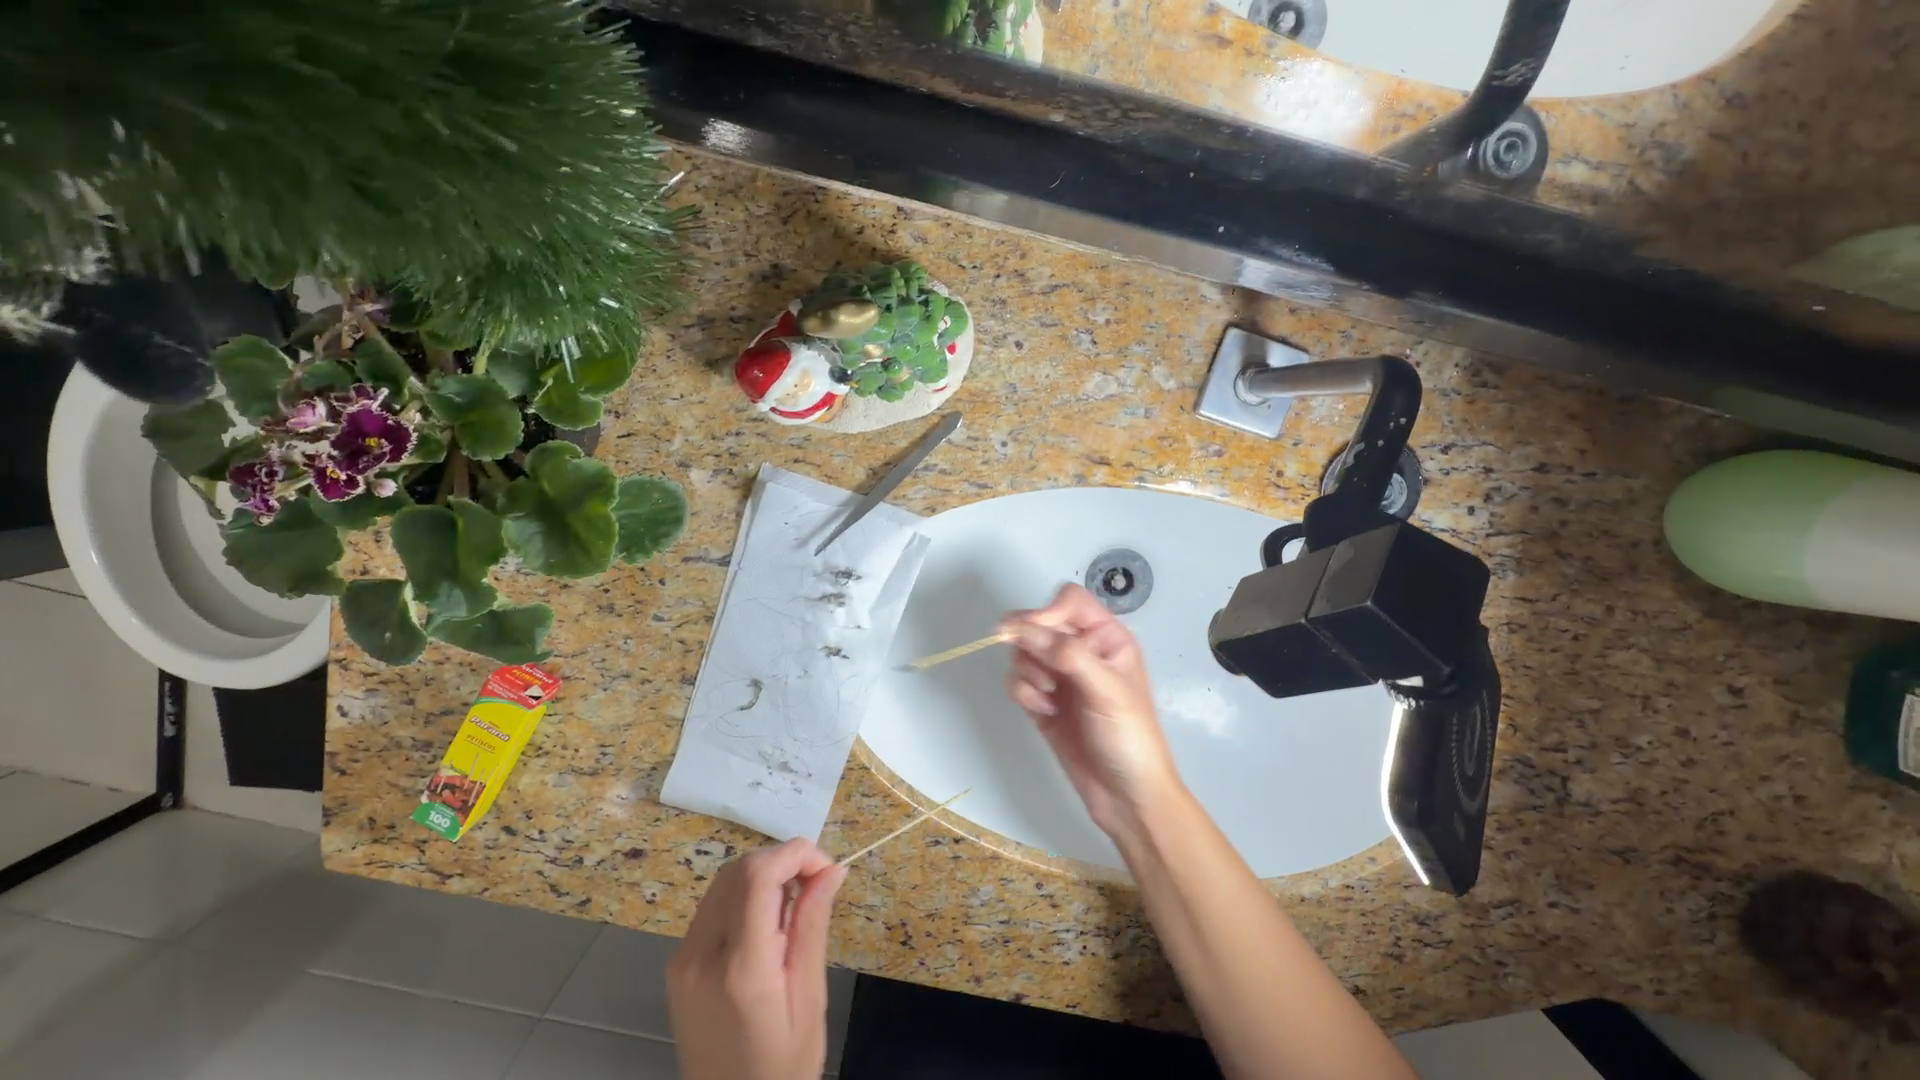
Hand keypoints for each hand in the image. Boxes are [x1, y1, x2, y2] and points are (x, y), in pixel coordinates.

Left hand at [667, 838, 847, 1079]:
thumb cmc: (783, 1067)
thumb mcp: (809, 999)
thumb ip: (813, 928)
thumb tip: (832, 870)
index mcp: (740, 968)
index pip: (758, 876)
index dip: (795, 854)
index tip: (827, 869)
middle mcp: (700, 954)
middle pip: (739, 870)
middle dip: (783, 862)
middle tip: (817, 887)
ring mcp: (682, 958)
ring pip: (723, 882)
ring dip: (764, 876)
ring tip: (795, 906)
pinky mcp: (678, 963)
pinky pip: (713, 907)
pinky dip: (745, 897)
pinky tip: (767, 924)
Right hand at [1000, 584, 1181, 835]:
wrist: (1126, 796)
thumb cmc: (1130, 738)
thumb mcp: (1106, 690)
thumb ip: (1066, 654)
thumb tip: (1022, 627)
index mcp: (1107, 638)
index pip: (1069, 602)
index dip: (1047, 611)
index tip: (1033, 633)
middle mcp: (1082, 651)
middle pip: (1038, 624)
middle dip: (1031, 644)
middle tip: (1039, 671)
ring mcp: (1060, 677)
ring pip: (1023, 652)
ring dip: (1028, 672)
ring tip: (1049, 697)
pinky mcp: (1043, 702)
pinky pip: (1017, 681)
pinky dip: (1023, 693)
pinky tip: (1043, 712)